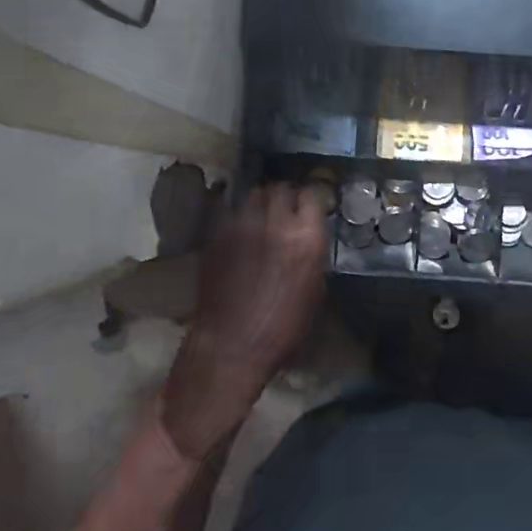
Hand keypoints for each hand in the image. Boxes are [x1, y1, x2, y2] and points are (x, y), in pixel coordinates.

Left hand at [161, 182, 330, 459]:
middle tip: (286, 211)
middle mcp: (275, 220)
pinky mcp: (218, 232)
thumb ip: (312, 254)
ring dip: (262, 203)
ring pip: (255, 194)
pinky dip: (240, 218)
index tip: (311, 209)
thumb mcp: (314, 291)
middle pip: (282, 188)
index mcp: (306, 236)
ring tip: (262, 218)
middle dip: (286, 197)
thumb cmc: (283, 327)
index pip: (313, 195)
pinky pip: (233, 212)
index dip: (313, 200)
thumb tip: (308, 240)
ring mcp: (242, 222)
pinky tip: (241, 235)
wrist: (232, 342)